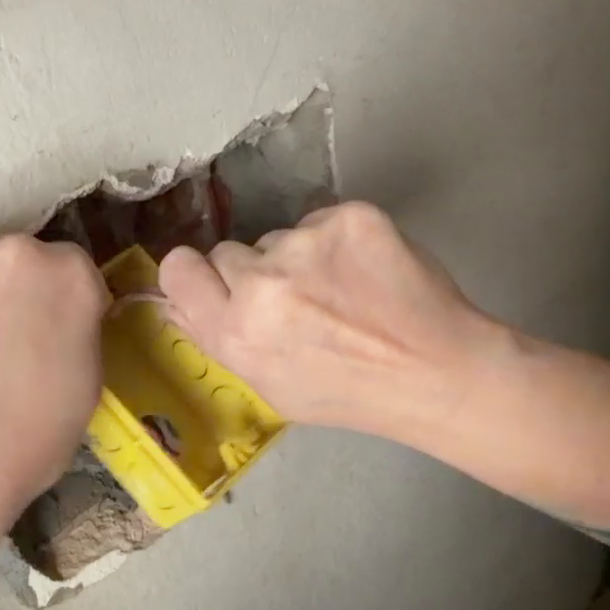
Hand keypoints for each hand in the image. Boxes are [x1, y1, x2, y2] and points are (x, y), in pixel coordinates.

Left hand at [0, 236, 107, 525]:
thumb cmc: (34, 438)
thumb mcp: (87, 387)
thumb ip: (79, 334)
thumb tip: (62, 325)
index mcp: (73, 277)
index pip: (73, 271)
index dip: (61, 305)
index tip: (51, 334)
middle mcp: (18, 252)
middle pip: (19, 264)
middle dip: (15, 295)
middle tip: (3, 347)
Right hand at [157, 202, 509, 442]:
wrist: (433, 370)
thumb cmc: (346, 392)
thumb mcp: (269, 386)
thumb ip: (220, 341)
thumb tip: (176, 304)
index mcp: (236, 333)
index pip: (178, 269)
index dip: (193, 277)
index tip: (214, 286)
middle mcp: (262, 284)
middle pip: (226, 252)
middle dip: (249, 275)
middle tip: (290, 303)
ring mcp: (305, 245)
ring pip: (275, 238)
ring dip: (294, 260)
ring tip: (335, 293)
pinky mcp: (347, 217)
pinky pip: (317, 222)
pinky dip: (332, 244)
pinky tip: (360, 274)